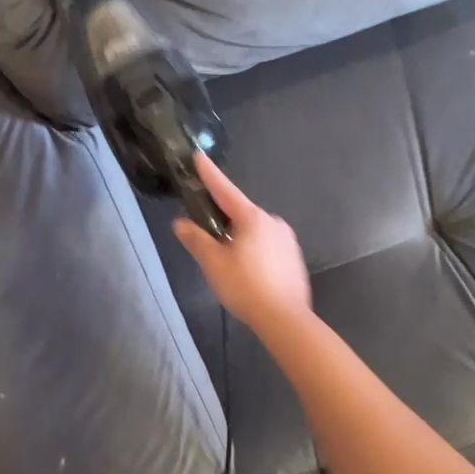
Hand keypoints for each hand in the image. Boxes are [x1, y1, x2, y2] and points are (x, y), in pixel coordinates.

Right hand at [174, 152, 311, 335]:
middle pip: (240, 214)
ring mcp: (287, 239)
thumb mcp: (214, 264)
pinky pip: (266, 246)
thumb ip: (197, 240)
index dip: (209, 174)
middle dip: (223, 220)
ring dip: (239, 239)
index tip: (198, 156)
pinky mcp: (293, 257)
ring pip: (254, 232)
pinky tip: (247, 272)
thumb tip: (180, 223)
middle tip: (206, 234)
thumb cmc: (245, 287)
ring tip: (227, 262)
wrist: (285, 317)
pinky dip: (253, 252)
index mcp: (253, 218)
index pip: (225, 191)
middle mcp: (273, 222)